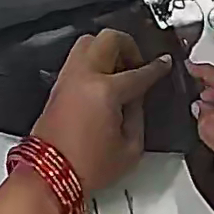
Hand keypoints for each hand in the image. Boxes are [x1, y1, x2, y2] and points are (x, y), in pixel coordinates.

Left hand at [31, 30, 172, 191]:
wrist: (50, 174)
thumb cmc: (86, 166)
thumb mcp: (130, 147)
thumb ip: (139, 113)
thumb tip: (138, 97)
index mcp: (105, 91)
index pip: (138, 72)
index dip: (156, 68)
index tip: (163, 63)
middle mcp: (83, 77)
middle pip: (109, 39)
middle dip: (129, 46)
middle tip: (137, 62)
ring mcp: (67, 78)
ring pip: (89, 41)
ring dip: (108, 49)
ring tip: (120, 68)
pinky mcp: (58, 84)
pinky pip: (78, 58)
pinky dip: (93, 59)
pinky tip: (104, 78)